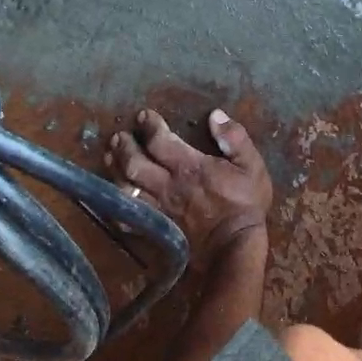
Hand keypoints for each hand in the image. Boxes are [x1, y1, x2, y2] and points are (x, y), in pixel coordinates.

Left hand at [107, 108, 272, 271]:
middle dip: (124, 147)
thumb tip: (216, 115)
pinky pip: (128, 216)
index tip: (143, 115)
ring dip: (114, 171)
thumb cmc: (244, 202)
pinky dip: (115, 205)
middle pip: (134, 164)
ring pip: (126, 189)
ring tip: (109, 156)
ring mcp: (158, 208)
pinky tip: (111, 196)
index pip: (160, 141)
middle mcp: (167, 186)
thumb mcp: (251, 165)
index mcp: (189, 167)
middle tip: (118, 135)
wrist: (234, 246)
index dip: (149, 126)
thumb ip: (235, 137)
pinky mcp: (156, 226)